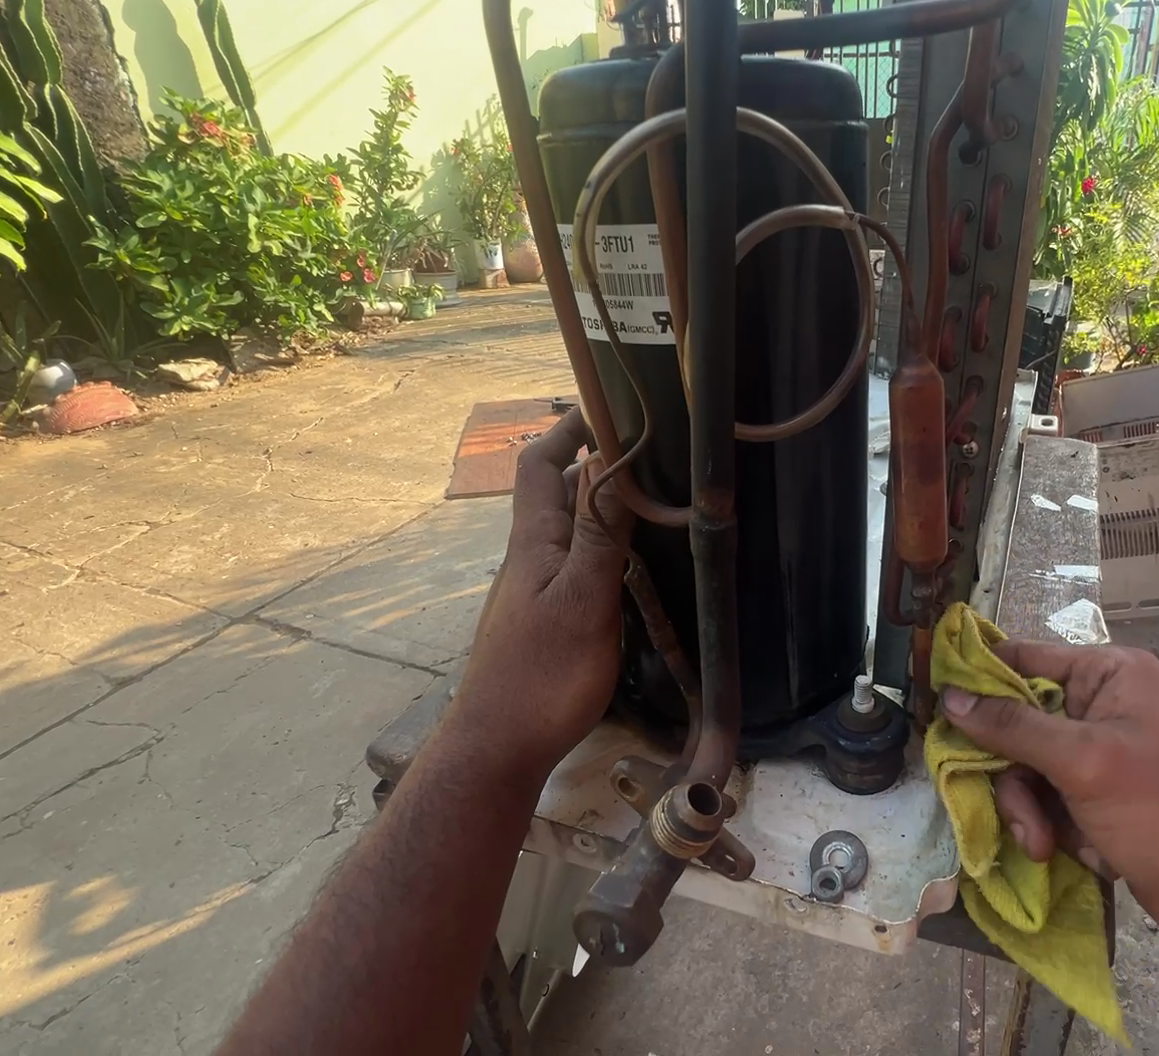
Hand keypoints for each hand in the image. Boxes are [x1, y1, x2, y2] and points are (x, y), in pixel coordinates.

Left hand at [450, 409, 633, 781]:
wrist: (499, 749)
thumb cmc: (544, 674)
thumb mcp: (583, 599)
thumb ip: (600, 534)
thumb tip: (609, 462)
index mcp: (534, 542)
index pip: (540, 465)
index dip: (568, 430)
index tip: (608, 409)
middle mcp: (532, 556)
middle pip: (560, 494)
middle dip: (599, 466)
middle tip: (655, 459)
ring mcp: (538, 589)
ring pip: (573, 531)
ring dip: (607, 508)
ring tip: (659, 505)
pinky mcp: (549, 618)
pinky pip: (580, 564)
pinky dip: (609, 548)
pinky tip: (639, 566)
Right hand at [940, 641, 1158, 961]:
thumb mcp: (1084, 762)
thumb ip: (1012, 726)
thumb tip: (950, 696)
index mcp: (1108, 674)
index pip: (1024, 659)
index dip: (978, 679)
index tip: (934, 699)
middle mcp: (1099, 704)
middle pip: (1015, 719)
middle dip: (1010, 769)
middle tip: (1009, 803)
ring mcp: (1095, 752)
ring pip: (1022, 765)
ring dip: (1025, 806)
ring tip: (1042, 842)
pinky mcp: (1093, 794)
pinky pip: (1042, 796)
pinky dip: (1044, 824)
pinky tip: (1062, 851)